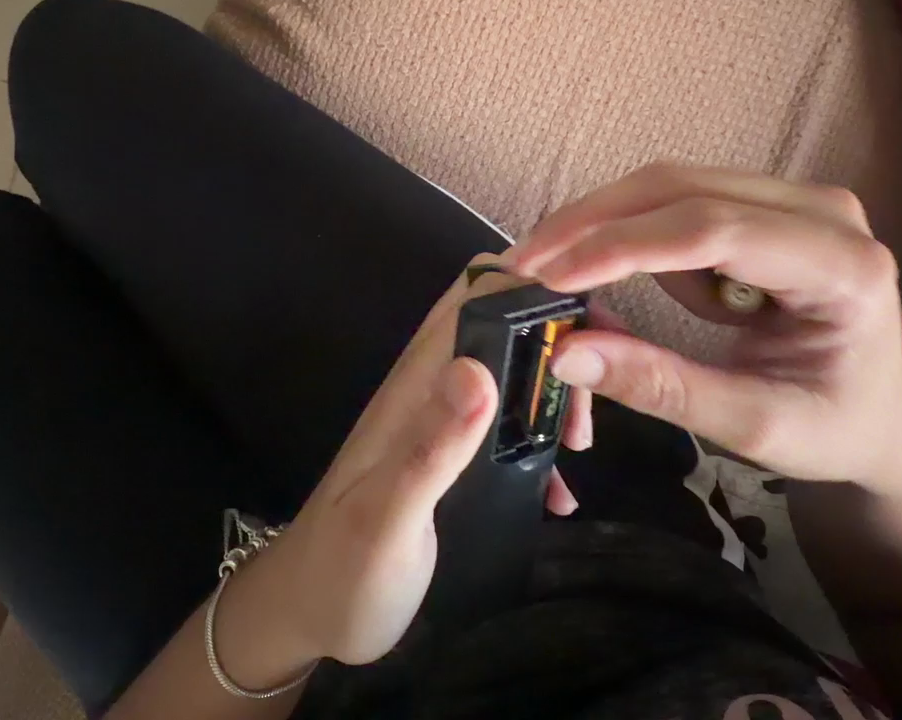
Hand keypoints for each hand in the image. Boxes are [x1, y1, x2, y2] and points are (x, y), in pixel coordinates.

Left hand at [241, 259, 587, 667]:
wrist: (310, 612)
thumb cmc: (344, 574)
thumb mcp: (388, 518)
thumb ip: (429, 447)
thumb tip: (477, 369)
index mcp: (414, 386)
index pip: (472, 297)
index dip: (531, 288)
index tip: (591, 324)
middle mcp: (428, 388)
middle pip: (501, 323)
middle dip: (556, 341)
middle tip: (590, 402)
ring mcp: (438, 419)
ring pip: (509, 370)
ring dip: (553, 391)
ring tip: (580, 444)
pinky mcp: (449, 453)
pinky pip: (507, 423)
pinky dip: (541, 439)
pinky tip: (560, 491)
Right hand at [504, 165, 901, 493]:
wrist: (878, 416)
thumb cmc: (833, 429)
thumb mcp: (753, 427)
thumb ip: (663, 388)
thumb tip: (563, 353)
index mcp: (844, 267)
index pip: (714, 230)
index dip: (622, 246)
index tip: (547, 276)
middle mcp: (820, 210)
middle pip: (680, 188)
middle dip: (591, 224)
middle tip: (521, 265)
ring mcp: (787, 198)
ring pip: (664, 185)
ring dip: (597, 225)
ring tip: (547, 273)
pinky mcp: (755, 204)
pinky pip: (667, 202)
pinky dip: (621, 234)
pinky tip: (598, 272)